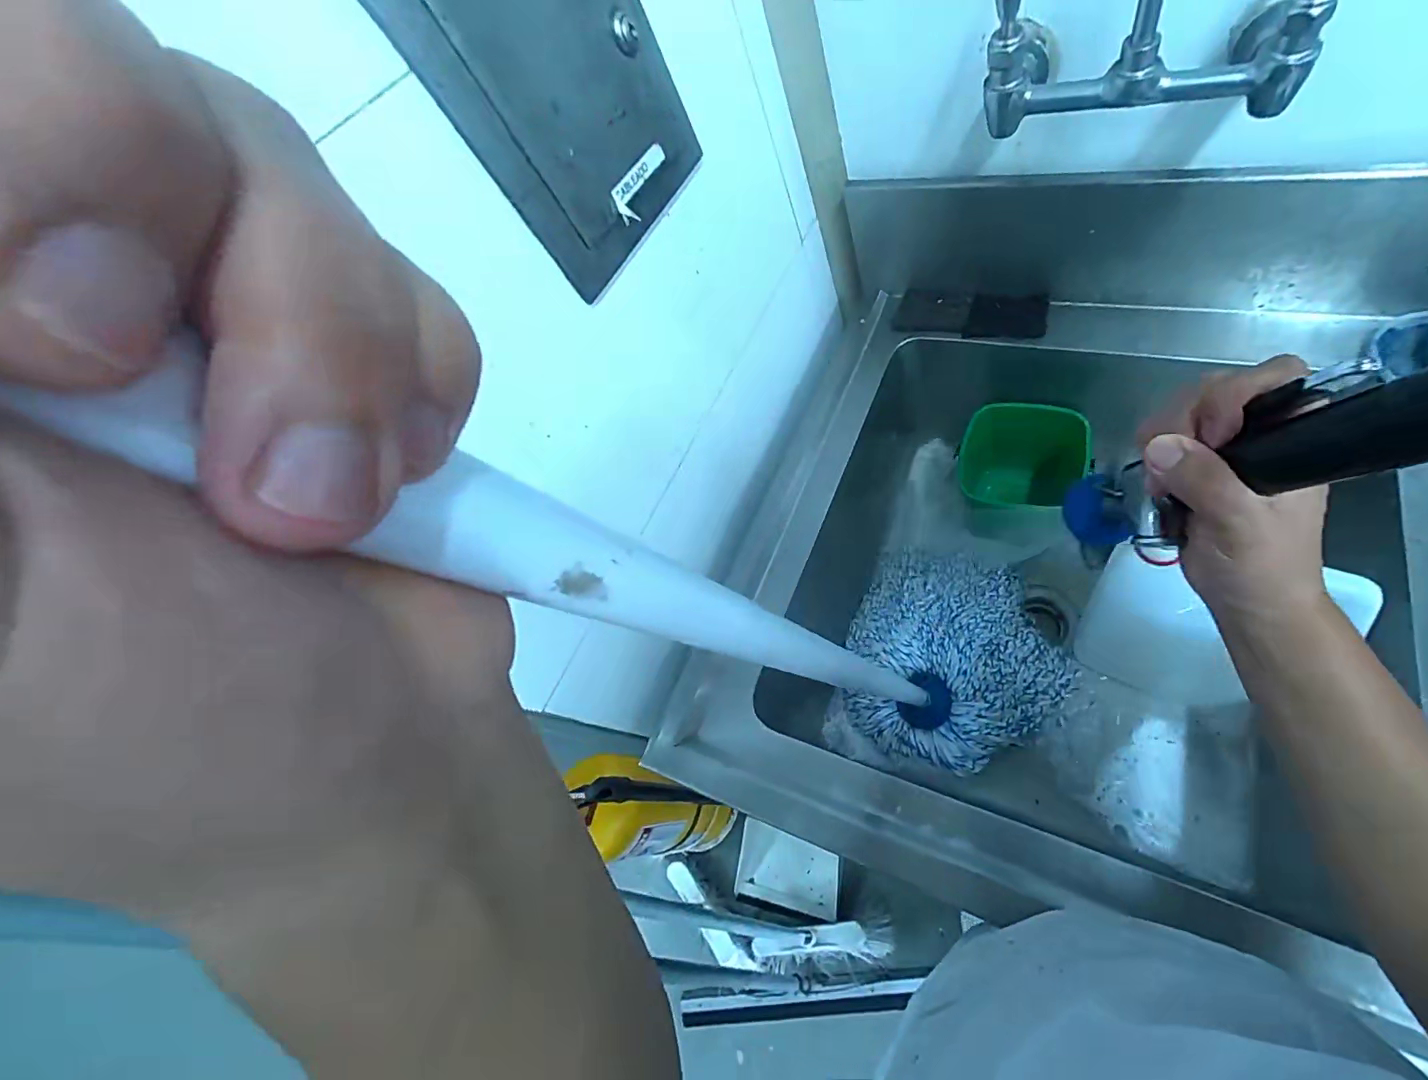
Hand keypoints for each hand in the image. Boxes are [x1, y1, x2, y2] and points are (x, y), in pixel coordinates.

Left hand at [0, 0, 511, 930]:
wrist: (378, 743)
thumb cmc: (136, 719)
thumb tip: (29, 281)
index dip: (10, 157)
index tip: (52, 348)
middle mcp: (18, 250)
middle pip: (74, 54)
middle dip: (170, 225)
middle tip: (174, 401)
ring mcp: (196, 282)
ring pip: (265, 154)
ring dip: (334, 347)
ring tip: (327, 495)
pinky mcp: (347, 333)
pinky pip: (409, 277)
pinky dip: (422, 381)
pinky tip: (390, 476)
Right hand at [1135, 355, 1331, 627]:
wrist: (1251, 609)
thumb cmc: (1264, 569)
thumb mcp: (1241, 524)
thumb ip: (1206, 481)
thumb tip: (1158, 446)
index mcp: (1294, 436)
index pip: (1274, 376)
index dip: (1238, 394)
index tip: (1216, 435)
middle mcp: (1262, 432)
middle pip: (1216, 389)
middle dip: (1186, 421)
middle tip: (1175, 468)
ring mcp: (1228, 449)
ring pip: (1184, 413)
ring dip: (1163, 442)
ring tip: (1164, 486)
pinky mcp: (1199, 467)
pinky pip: (1167, 440)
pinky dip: (1154, 457)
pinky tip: (1158, 486)